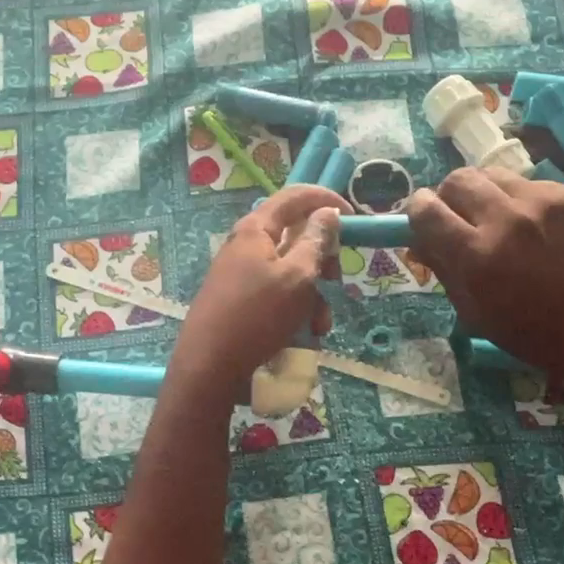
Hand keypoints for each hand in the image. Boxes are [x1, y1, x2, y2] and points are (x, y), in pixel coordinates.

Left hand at [172, 185, 344, 395]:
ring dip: (312, 297)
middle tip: (336, 281)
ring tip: (318, 326)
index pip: (295, 196)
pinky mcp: (240, 303)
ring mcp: (241, 275)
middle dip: (322, 262)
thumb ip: (315, 242)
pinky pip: (277, 298)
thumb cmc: (257, 316)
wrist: (210, 367)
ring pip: (291, 274)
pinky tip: (303, 337)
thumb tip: (326, 213)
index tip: (353, 219)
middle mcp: (246, 246)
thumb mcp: (297, 277)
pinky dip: (294, 312)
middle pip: (295, 238)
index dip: (327, 200)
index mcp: (256, 229)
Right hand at [407, 168, 563, 395]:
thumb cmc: (530, 333)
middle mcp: (507, 220)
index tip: (422, 220)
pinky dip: (522, 202)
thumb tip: (419, 239)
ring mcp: (543, 203)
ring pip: (494, 175)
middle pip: (458, 180)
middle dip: (449, 197)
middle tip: (458, 218)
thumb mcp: (473, 311)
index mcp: (476, 257)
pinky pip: (531, 184)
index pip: (426, 210)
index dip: (417, 212)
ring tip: (497, 220)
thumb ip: (443, 268)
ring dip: (485, 194)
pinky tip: (535, 228)